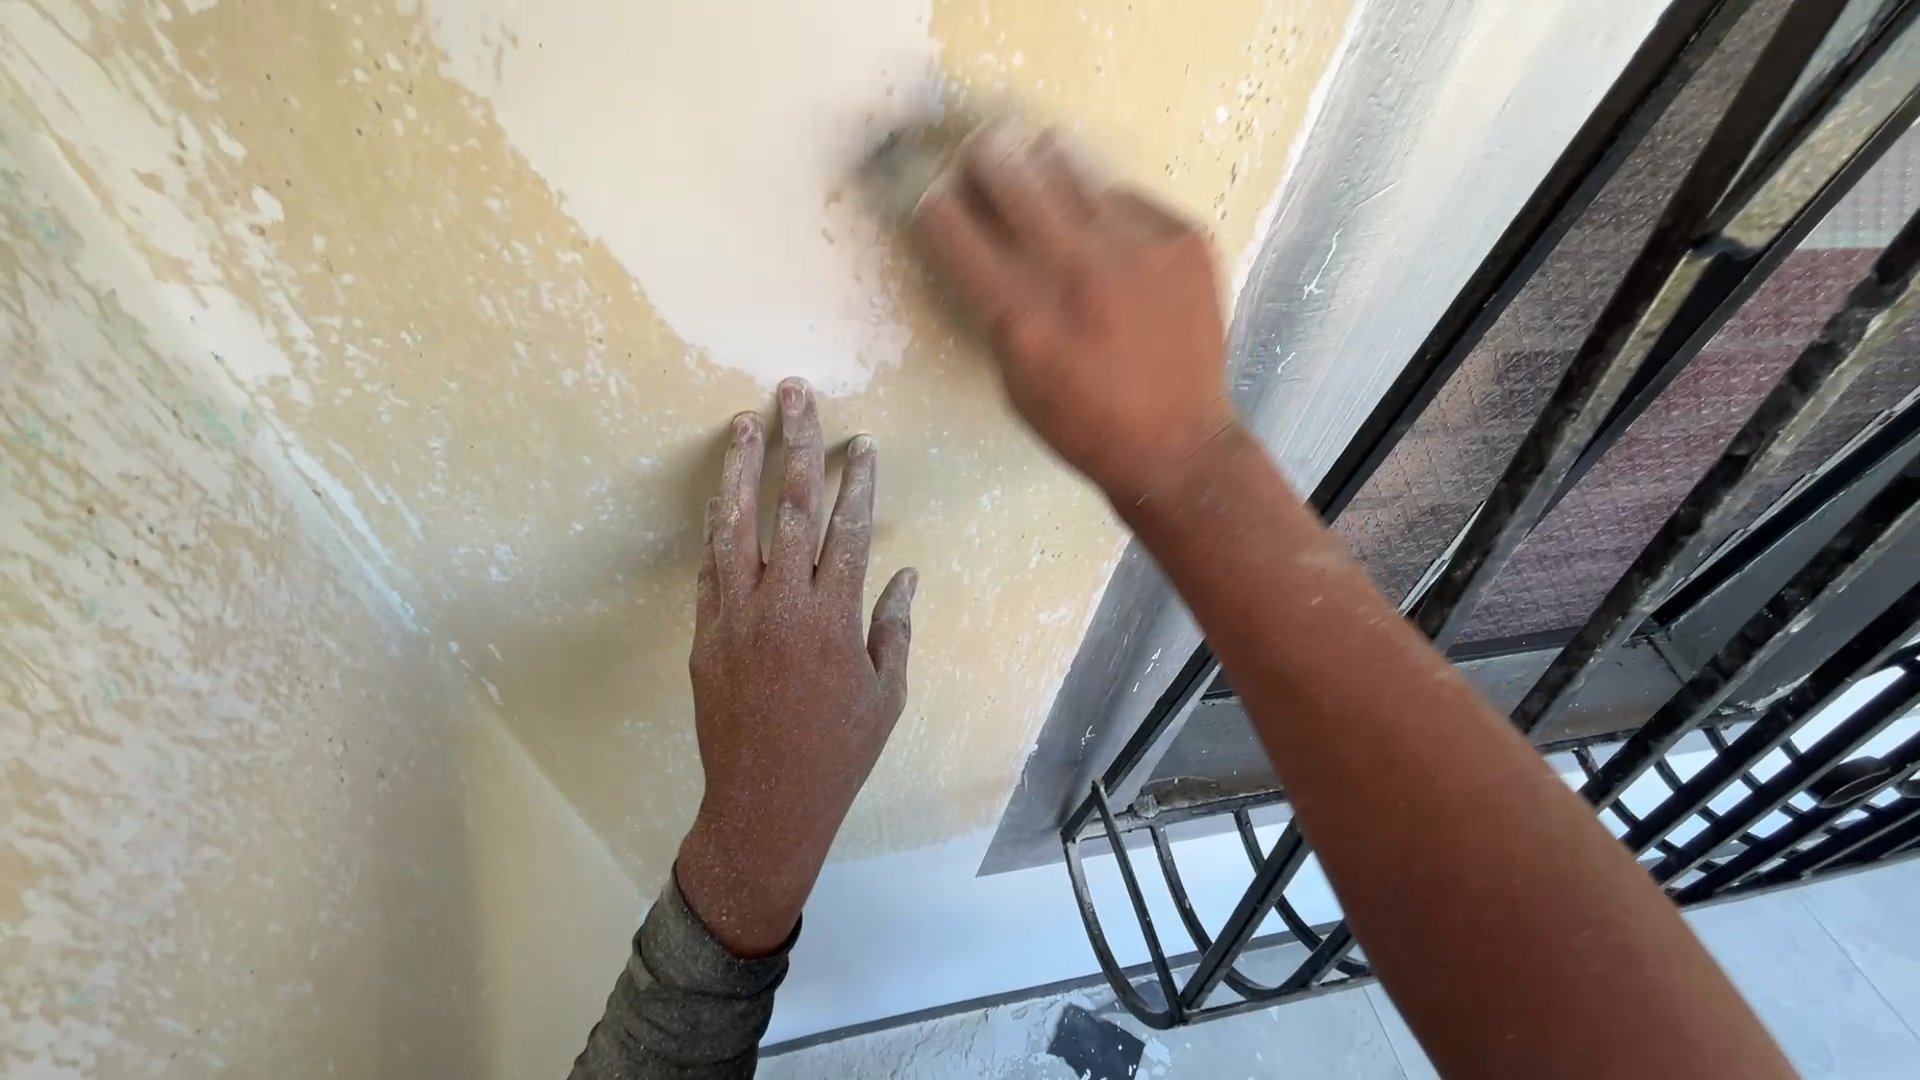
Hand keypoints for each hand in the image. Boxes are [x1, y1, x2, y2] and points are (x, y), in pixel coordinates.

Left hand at [676, 378, 916, 957]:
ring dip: (741, 471)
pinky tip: (720, 496)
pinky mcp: (706, 634)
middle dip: (798, 446)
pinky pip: (710, 569)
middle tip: (795, 395)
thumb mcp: (886, 694)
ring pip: (737, 527)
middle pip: (792, 509)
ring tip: (743, 423)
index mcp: (836, 618)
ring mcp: (737, 616)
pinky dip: (717, 528)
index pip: (850, 529)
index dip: (857, 481)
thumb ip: (894, 628)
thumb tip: (906, 574)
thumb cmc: (839, 751)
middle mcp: (785, 605)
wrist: (765, 804)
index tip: (861, 442)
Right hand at [913, 119, 1241, 506]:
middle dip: (980, 161)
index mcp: (1021, 319)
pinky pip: (1124, 196)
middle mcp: (1075, 270)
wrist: (1178, 445)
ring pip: (1065, 159)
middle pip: (1004, 166)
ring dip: (1041, 168)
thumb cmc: (1083, 426)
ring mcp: (1136, 248)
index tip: (939, 201)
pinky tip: (1113, 246)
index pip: (950, 224)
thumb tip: (979, 237)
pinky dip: (1104, 212)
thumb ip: (993, 309)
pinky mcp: (1182, 239)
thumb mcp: (1015, 383)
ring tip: (1043, 188)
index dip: (935, 206)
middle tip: (981, 163)